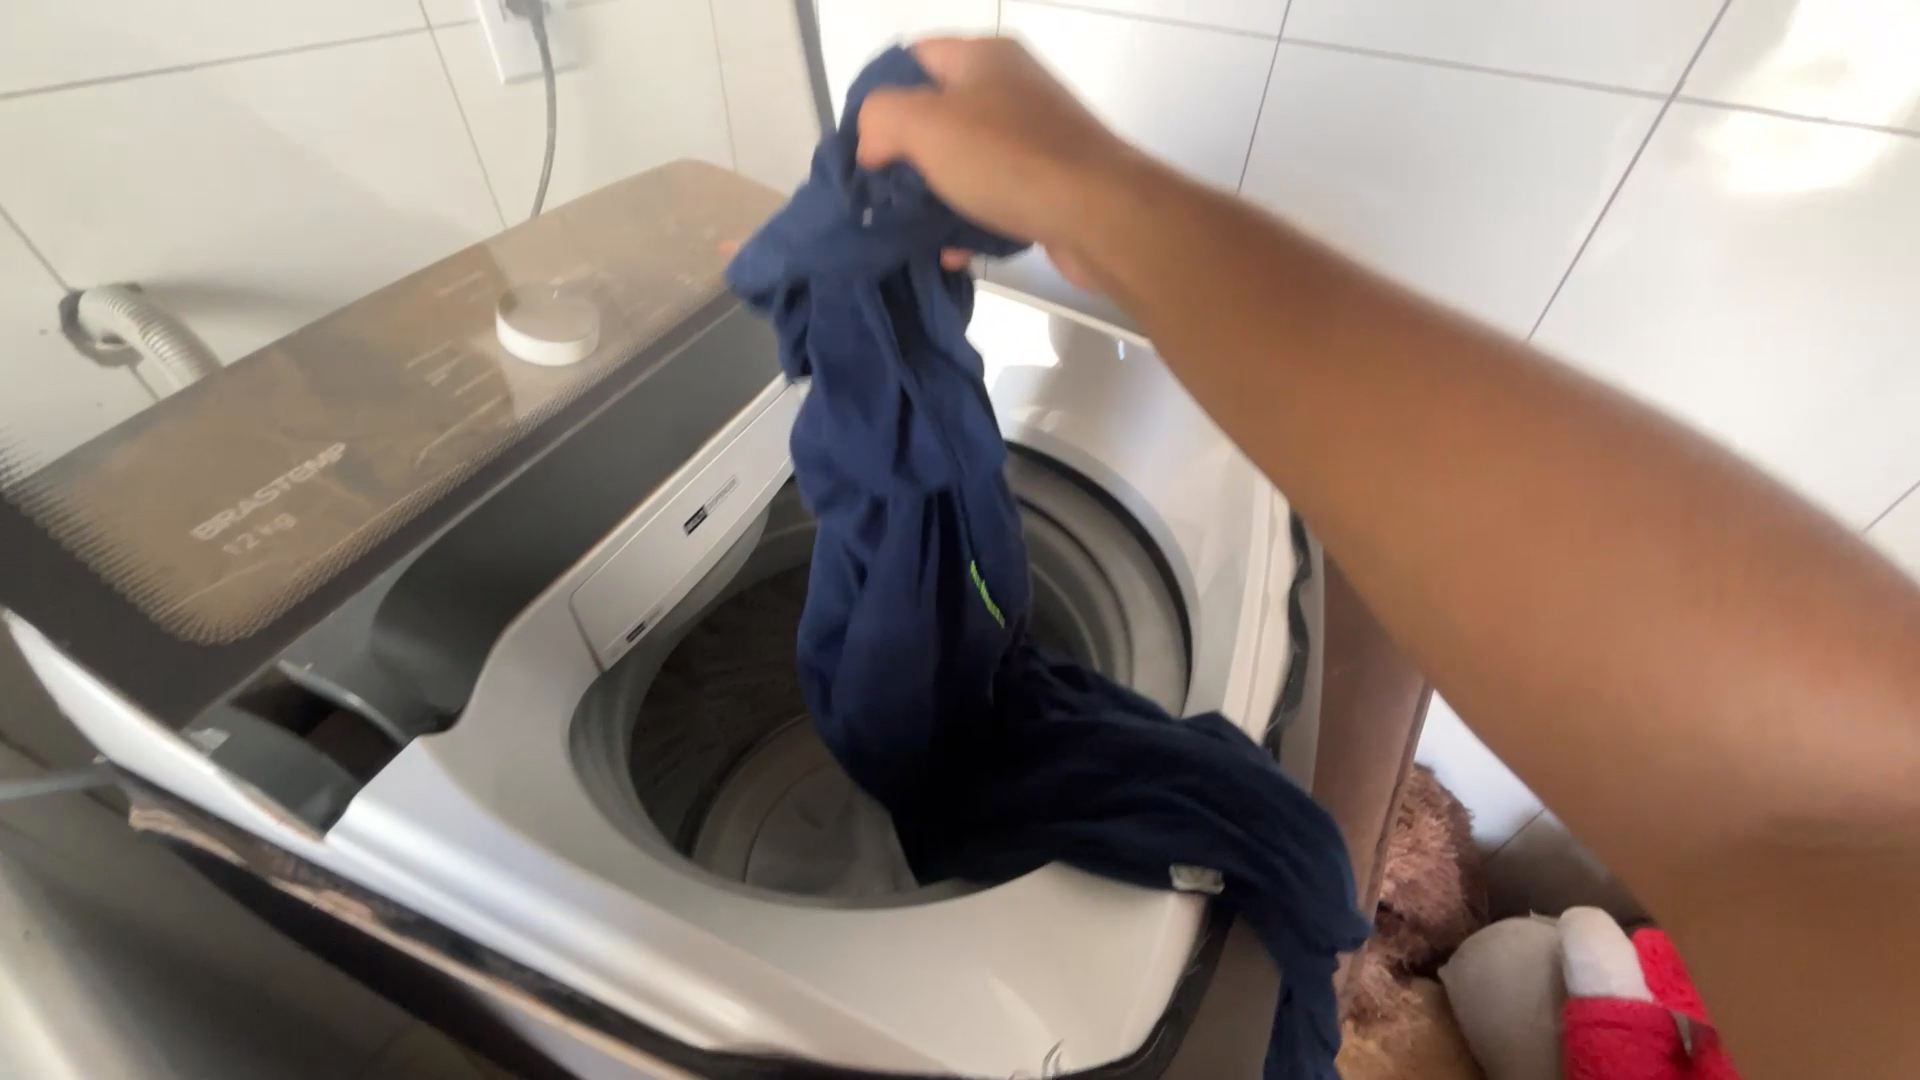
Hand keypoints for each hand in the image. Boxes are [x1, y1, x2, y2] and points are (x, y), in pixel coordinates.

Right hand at [857, 37, 1137, 287]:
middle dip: (905, 156)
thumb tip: (871, 144)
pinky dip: (970, 224)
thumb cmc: (1009, 160)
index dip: (879, 95)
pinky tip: (953, 252)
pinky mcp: (1049, 187)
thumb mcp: (926, 125)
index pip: (913, 58)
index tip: (860, 145)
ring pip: (966, 165)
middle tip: (881, 194)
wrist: (1099, 215)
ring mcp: (1035, 141)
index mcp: (984, 57)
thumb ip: (881, 119)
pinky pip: (994, 202)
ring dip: (936, 198)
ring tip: (910, 230)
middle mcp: (1012, 90)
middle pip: (939, 116)